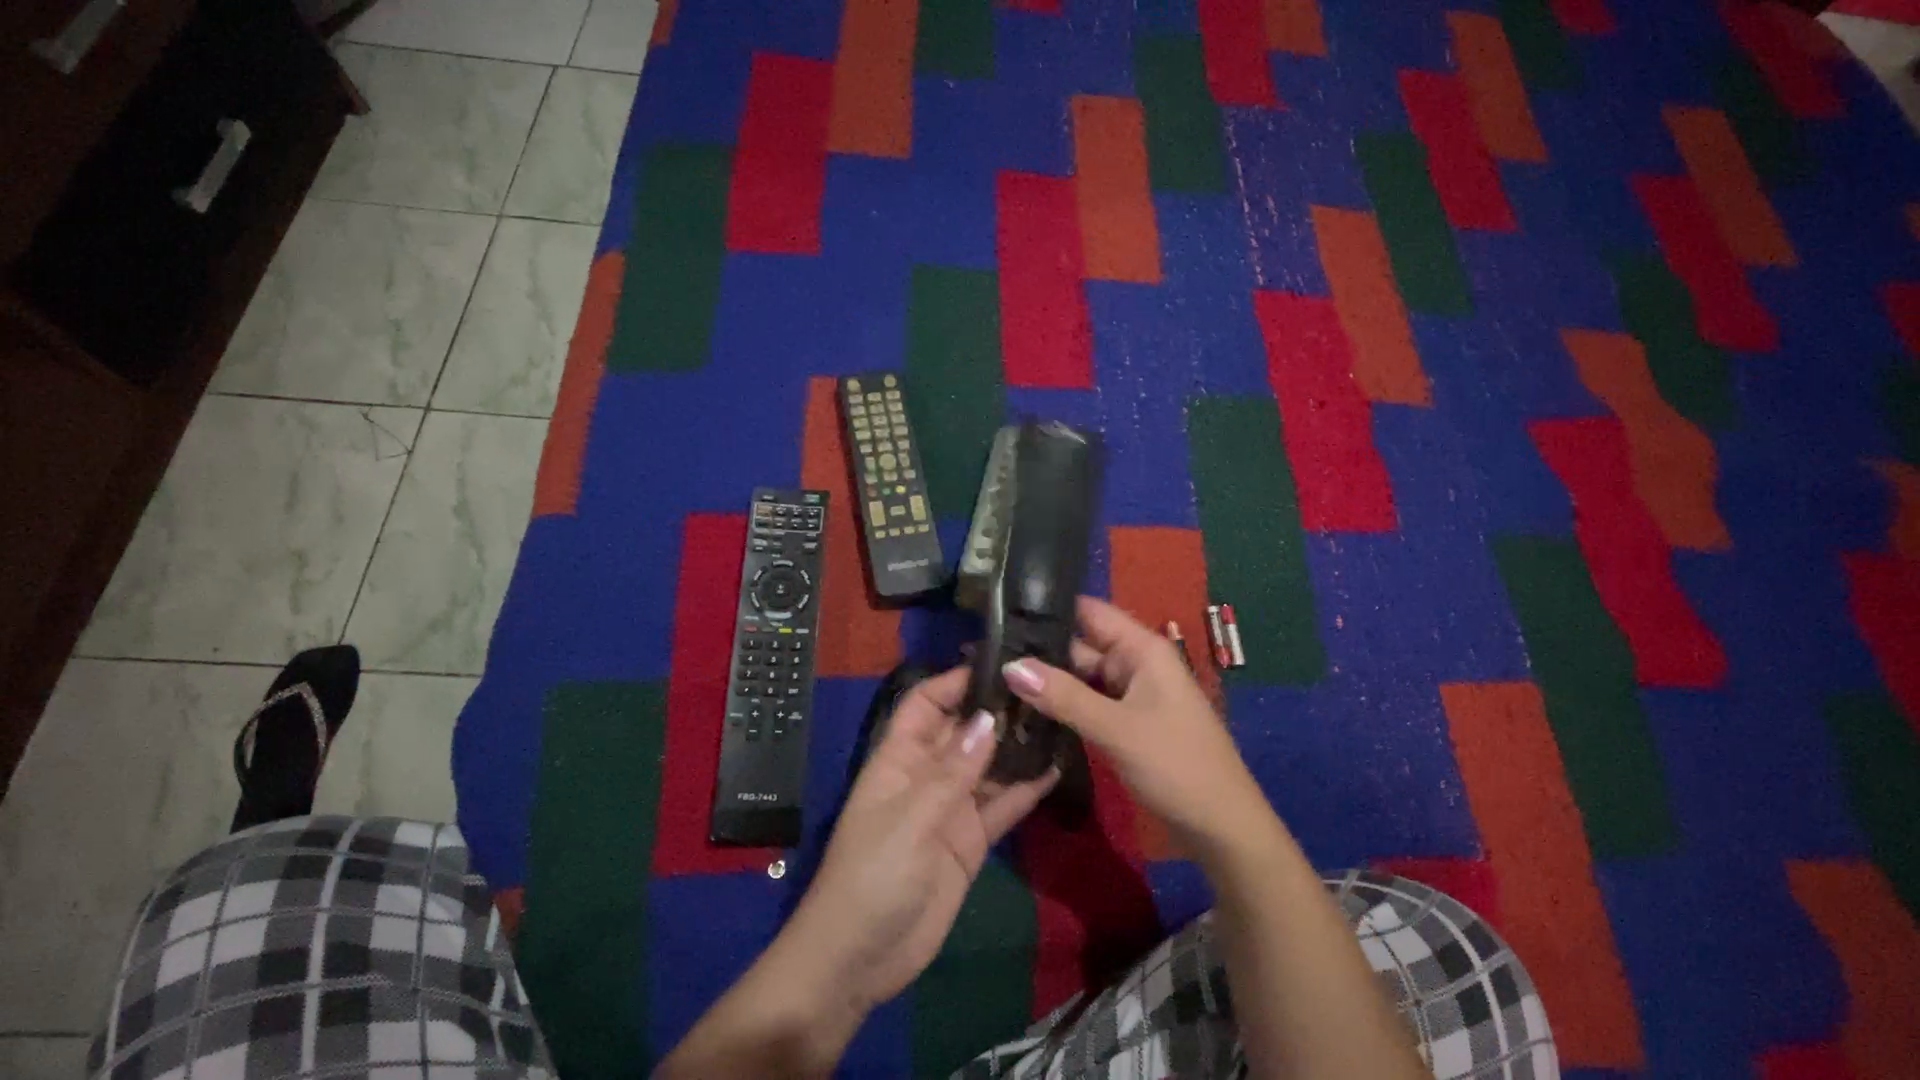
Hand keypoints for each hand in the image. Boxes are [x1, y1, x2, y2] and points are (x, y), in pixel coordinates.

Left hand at [786, 667, 1057, 1009]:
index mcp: (898, 760)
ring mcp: (950, 809)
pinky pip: (1001, 806)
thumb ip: (952, 772)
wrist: (860, 957)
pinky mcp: (970, 842)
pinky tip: (1058, 768)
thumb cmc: (872, 877)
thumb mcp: (910, 819)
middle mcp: (926, 776)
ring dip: (1018, 746)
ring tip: (1062, 718)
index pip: (926, 705)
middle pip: (964, 731)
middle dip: (998, 710)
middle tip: (1047, 686)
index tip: (1001, 663)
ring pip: (988, 766)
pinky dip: (1026, 789)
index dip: (956, 682)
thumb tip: (989, 718)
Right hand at [1000, 597, 1276, 860]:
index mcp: (1143, 650)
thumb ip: (1064, 696)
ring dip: (1046, 680)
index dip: (1049, 607)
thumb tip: (1009, 665)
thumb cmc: (1177, 765)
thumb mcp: (1117, 728)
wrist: (1222, 828)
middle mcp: (1136, 664)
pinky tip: (1023, 711)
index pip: (1089, 612)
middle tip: (982, 651)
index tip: (1000, 608)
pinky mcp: (1126, 725)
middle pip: (1080, 645)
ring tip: (990, 676)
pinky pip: (1088, 704)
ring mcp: (1131, 696)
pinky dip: (1061, 706)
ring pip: (1081, 678)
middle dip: (1038, 649)